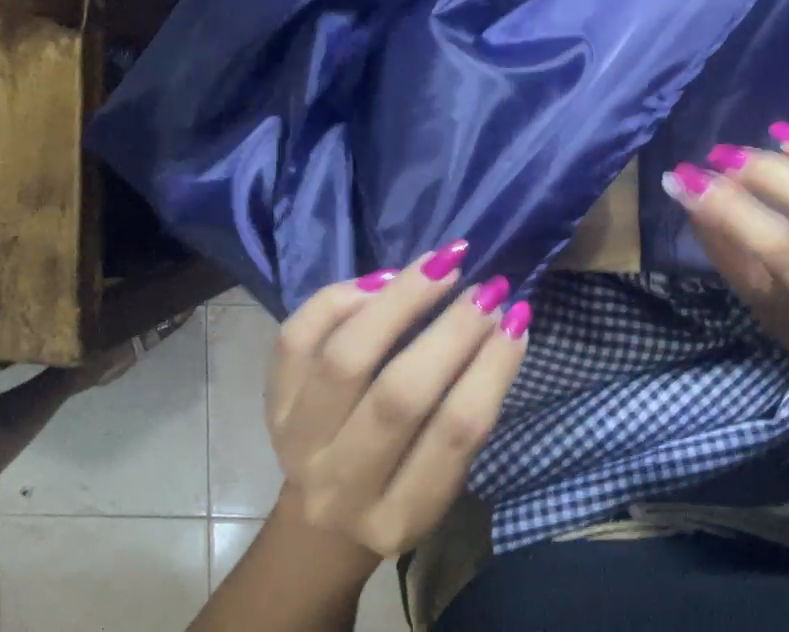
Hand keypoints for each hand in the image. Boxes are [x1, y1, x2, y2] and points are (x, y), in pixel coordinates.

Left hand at [264, 243, 530, 557]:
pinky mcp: (271, 406)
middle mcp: (340, 486)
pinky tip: (383, 279)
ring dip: (400, 301)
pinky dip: (340, 299)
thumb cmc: (406, 484)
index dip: (491, 368)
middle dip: (451, 331)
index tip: (517, 316)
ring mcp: (296, 443)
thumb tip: (502, 317)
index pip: (454, 433)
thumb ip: (467, 408)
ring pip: (345, 358)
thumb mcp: (447, 477)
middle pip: (398, 395)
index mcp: (401, 514)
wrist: (321, 521)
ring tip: (439, 266)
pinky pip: (297, 339)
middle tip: (486, 288)